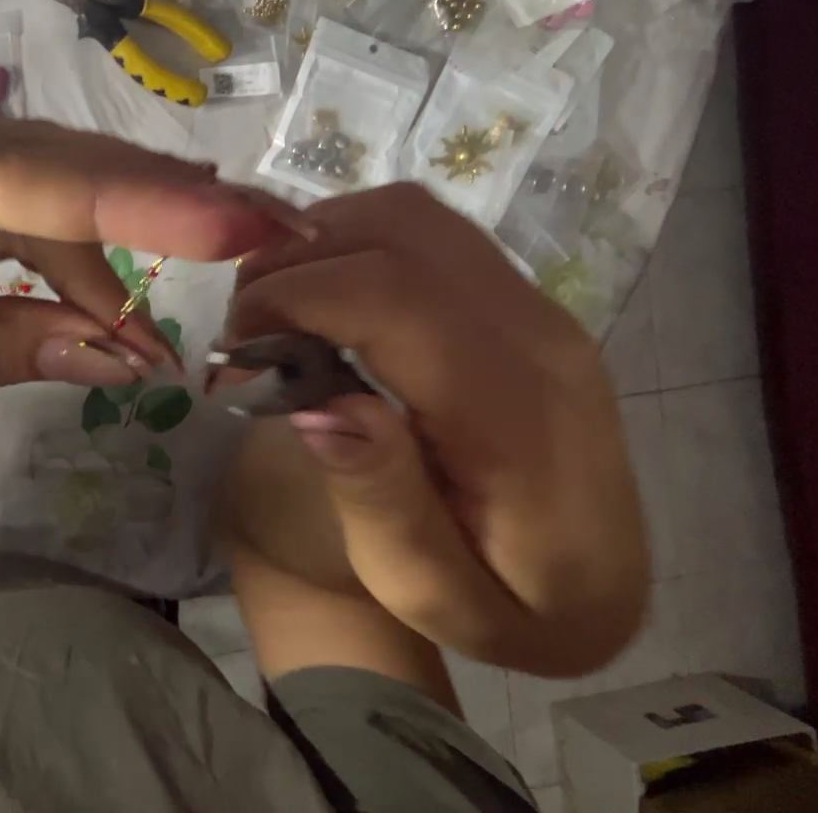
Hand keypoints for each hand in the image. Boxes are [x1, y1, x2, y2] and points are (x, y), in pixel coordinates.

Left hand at [0, 114, 306, 486]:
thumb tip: (122, 351)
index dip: (118, 195)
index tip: (226, 216)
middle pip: (25, 166)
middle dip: (136, 202)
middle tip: (251, 228)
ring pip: (26, 199)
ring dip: (103, 255)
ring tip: (168, 319)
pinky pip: (4, 236)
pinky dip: (62, 277)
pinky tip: (106, 316)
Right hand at [218, 183, 646, 676]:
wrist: (582, 596)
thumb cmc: (495, 604)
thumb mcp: (429, 591)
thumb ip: (382, 503)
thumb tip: (320, 406)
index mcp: (517, 412)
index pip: (394, 297)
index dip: (292, 296)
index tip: (235, 347)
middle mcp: (536, 335)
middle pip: (400, 229)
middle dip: (293, 260)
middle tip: (244, 329)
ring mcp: (532, 309)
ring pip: (409, 214)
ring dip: (319, 243)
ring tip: (273, 312)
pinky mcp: (514, 303)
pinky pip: (421, 233)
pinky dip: (348, 244)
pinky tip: (318, 301)